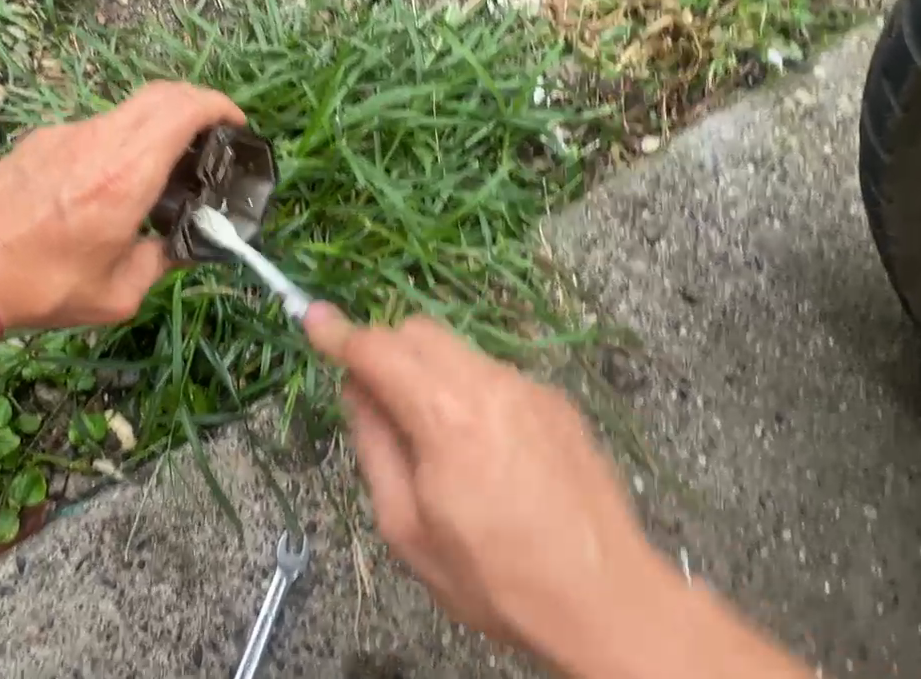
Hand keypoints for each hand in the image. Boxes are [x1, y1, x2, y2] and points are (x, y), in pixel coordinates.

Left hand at [0, 81, 244, 330]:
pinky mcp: (37, 141)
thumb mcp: (118, 294)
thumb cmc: (42, 288)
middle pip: (160, 94)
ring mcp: (63, 135)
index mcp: (126, 174)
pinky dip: (119, 138)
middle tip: (211, 134)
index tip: (236, 122)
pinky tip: (107, 181)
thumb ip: (159, 263)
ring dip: (155, 122)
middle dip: (195, 103)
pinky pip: (92, 129)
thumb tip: (179, 247)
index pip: (183, 109)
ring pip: (125, 110)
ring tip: (162, 164)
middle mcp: (98, 141)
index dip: (218, 106)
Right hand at [305, 305, 665, 665]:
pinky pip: (492, 373)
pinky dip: (466, 388)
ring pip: (455, 348)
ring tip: (434, 437)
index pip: (378, 351)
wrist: (609, 603)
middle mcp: (489, 385)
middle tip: (374, 399)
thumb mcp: (406, 528)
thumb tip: (356, 389)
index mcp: (445, 418)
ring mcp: (529, 388)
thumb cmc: (496, 579)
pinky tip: (483, 448)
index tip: (311, 317)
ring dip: (425, 370)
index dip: (338, 333)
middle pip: (417, 331)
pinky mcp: (556, 401)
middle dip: (384, 350)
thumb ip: (374, 446)